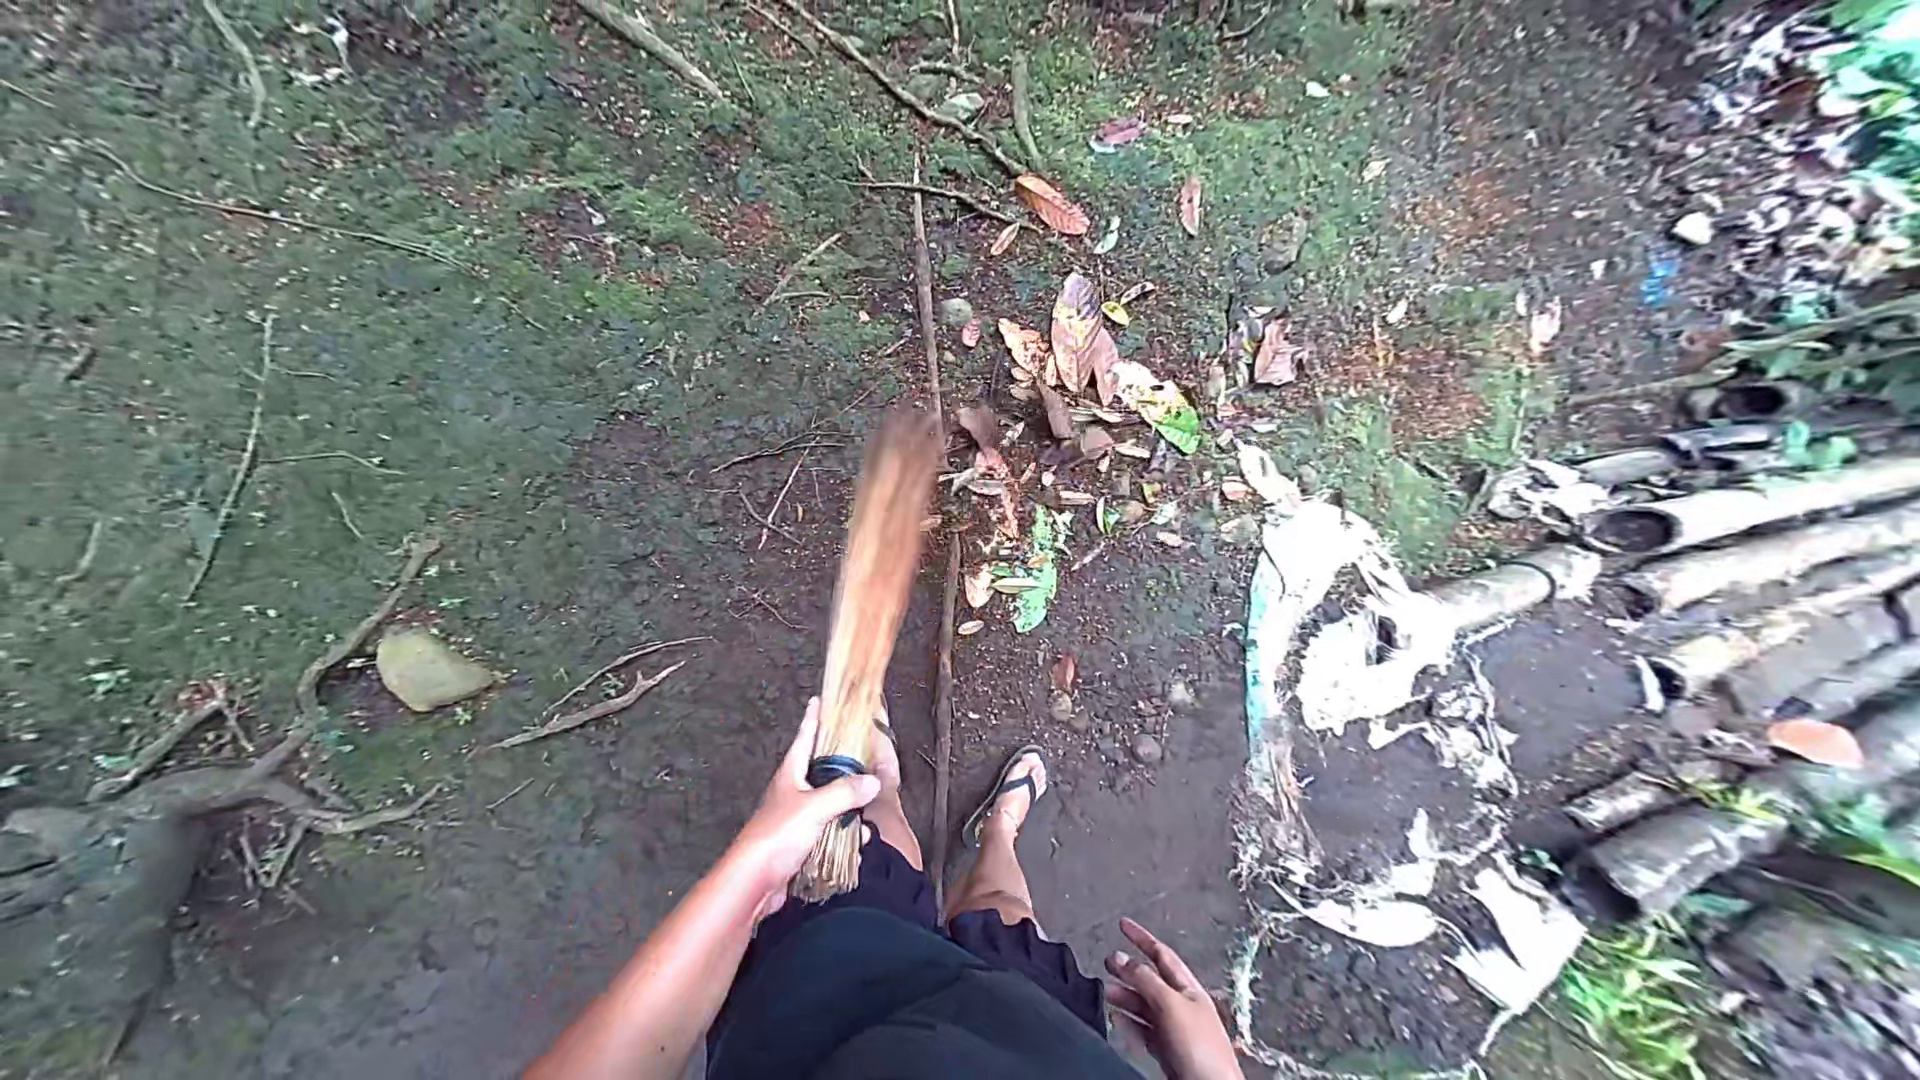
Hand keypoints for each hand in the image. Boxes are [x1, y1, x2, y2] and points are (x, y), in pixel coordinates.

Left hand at [725, 698, 880, 918]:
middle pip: (819, 768)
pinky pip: (828, 829)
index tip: (818, 700)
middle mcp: (792, 790)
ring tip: (867, 803)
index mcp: (790, 774)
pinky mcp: (799, 841)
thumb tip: (872, 781)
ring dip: (847, 804)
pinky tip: (859, 838)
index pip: (804, 737)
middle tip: (861, 752)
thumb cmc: (777, 835)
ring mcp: (795, 816)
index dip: (812, 718)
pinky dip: (844, 831)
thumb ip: (845, 792)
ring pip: (827, 800)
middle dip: (840, 762)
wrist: (753, 882)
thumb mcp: (815, 807)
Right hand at [1105, 918, 1244, 1079]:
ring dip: (1126, 996)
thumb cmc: (1197, 1046)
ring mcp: (1175, 1031)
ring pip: (1145, 1006)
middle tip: (1107, 961)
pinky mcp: (1168, 1053)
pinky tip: (1118, 1019)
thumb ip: (1144, 978)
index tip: (1123, 924)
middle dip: (1128, 969)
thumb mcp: (1169, 1003)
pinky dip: (1130, 1023)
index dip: (1141, 937)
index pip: (1162, 954)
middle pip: (1151, 980)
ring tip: (1107, 992)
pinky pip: (1145, 1030)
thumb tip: (1119, 956)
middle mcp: (1182, 1006)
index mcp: (1188, 989)